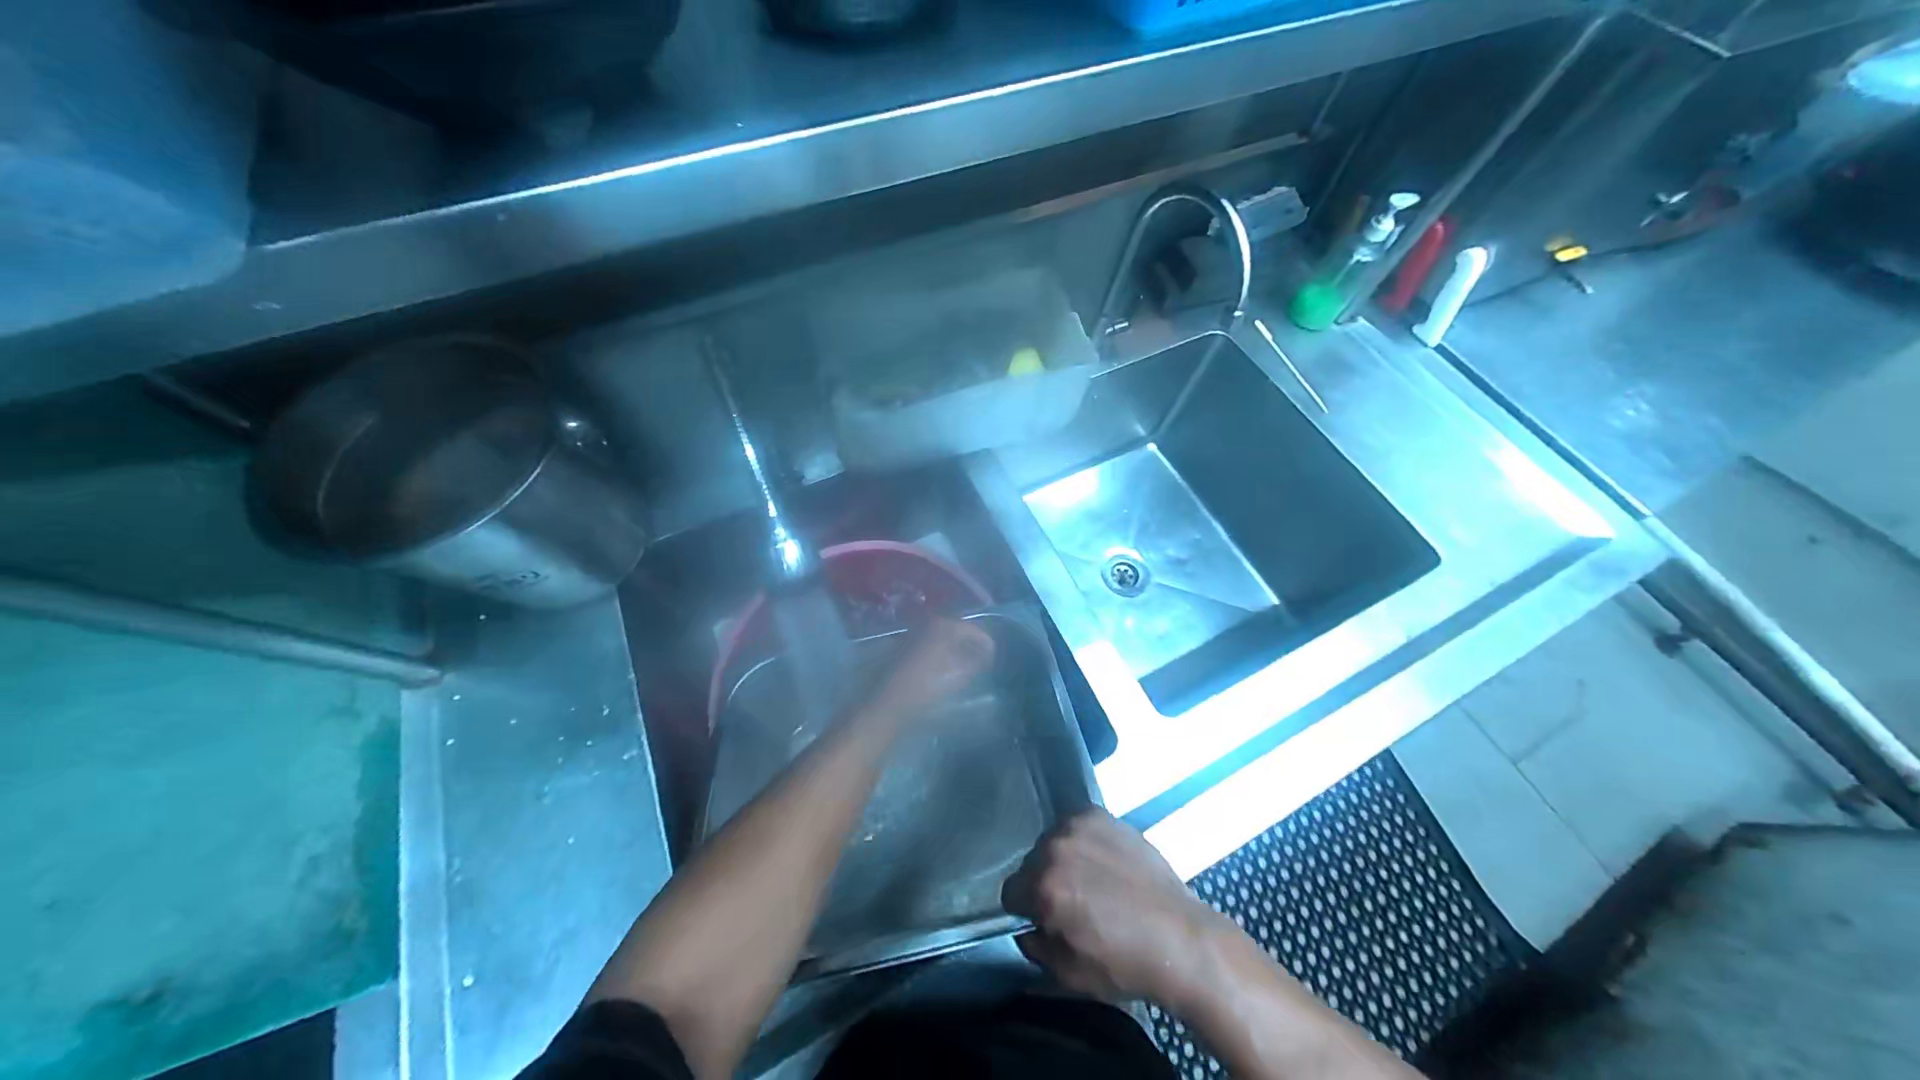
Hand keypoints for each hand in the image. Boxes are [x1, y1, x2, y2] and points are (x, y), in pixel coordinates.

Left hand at [864, 617, 994, 722]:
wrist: (886, 702)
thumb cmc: (925, 688)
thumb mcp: (957, 677)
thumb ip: (975, 664)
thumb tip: (982, 658)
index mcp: (944, 626)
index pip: (974, 631)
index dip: (987, 645)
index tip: (993, 661)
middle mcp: (928, 623)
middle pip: (958, 630)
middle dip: (972, 644)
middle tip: (982, 662)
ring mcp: (914, 631)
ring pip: (943, 635)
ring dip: (957, 647)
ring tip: (967, 666)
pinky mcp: (904, 643)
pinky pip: (930, 641)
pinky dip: (942, 650)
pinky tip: (946, 666)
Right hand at [1003, 809, 1228, 1006]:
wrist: (1181, 938)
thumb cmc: (1124, 964)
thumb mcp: (1068, 974)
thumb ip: (1035, 948)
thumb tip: (1027, 929)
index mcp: (1043, 887)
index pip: (1010, 892)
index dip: (1028, 910)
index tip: (1048, 920)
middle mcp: (1055, 849)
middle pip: (1031, 864)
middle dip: (1045, 882)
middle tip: (1074, 902)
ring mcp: (1079, 826)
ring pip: (1053, 843)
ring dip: (1064, 859)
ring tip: (1094, 881)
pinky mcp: (1100, 814)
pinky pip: (1075, 826)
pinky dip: (1084, 840)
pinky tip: (1105, 861)